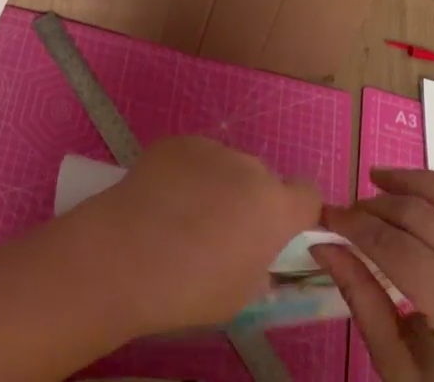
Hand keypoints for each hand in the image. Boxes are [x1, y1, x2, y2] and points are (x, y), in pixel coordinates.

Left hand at [60, 136, 321, 334]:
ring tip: (182, 213)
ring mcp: (209, 148)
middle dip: (249, 199)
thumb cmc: (191, 286)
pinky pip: (192, 156)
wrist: (126, 254)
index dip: (295, 212)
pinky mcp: (173, 141)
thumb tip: (254, 252)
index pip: (307, 194)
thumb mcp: (242, 292)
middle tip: (219, 230)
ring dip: (216, 182)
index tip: (275, 231)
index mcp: (276, 206)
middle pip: (261, 178)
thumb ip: (260, 264)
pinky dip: (185, 172)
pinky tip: (161, 197)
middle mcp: (249, 167)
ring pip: (225, 165)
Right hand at [312, 169, 433, 381]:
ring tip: (384, 182)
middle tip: (348, 211)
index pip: (392, 244)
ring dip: (419, 180)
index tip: (324, 216)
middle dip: (376, 204)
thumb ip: (361, 297)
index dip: (351, 223)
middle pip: (423, 214)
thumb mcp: (399, 365)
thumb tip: (321, 243)